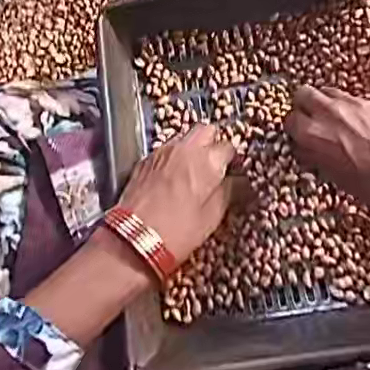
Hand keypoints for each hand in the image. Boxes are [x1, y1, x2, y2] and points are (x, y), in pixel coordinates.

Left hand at [116, 123, 237, 264]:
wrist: (133, 240)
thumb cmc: (178, 232)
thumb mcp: (212, 217)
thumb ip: (227, 191)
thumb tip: (235, 180)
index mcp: (208, 160)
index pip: (229, 146)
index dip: (232, 159)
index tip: (232, 171)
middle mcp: (185, 148)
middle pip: (206, 130)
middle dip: (213, 142)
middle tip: (214, 165)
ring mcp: (163, 151)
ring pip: (184, 136)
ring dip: (192, 147)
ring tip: (193, 171)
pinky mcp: (146, 159)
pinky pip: (166, 148)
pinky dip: (174, 156)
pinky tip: (172, 177)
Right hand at [283, 85, 369, 213]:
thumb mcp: (336, 178)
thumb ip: (317, 156)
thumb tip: (308, 149)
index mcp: (314, 134)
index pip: (290, 120)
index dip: (294, 129)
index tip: (298, 137)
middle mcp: (329, 113)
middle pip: (304, 94)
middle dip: (304, 106)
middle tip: (311, 121)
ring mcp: (353, 104)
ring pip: (327, 91)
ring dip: (325, 103)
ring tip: (334, 120)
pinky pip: (352, 98)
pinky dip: (349, 108)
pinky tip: (358, 125)